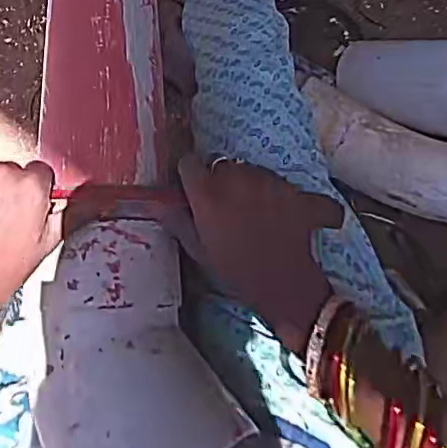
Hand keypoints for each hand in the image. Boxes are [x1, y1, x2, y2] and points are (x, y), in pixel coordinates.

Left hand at [0, 161, 62, 310]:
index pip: (40, 171)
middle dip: (9, 189)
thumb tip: (86, 196)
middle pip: (12, 169)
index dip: (34, 191)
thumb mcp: (47, 244)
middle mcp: (2, 176)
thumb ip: (69, 210)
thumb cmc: (0, 271)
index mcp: (32, 187)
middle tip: (1, 217)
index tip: (26, 206)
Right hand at [179, 155, 338, 352]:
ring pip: (250, 169)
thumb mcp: (200, 250)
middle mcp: (235, 176)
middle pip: (222, 165)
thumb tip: (156, 202)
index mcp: (207, 191)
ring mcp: (265, 178)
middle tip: (228, 207)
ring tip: (255, 213)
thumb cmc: (236, 271)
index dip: (192, 175)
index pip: (189, 163)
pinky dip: (274, 191)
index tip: (196, 189)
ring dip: (249, 184)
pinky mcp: (289, 184)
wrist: (285, 284)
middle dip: (222, 180)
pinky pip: (275, 180)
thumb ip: (178, 221)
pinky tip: (278, 213)